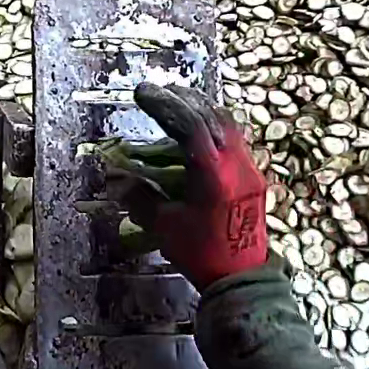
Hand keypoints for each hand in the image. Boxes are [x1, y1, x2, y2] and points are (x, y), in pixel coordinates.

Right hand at [104, 82, 270, 289]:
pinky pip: (235, 138)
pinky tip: (197, 131)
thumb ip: (141, 195)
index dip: (164, 104)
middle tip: (159, 91)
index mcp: (212, 173)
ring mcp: (249, 168)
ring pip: (228, 124)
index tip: (142, 92)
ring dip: (201, 108)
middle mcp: (236, 164)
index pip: (189, 125)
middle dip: (184, 98)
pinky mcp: (253, 176)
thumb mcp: (164, 224)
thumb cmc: (201, 251)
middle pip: (212, 116)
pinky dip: (213, 126)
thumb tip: (116, 175)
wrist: (242, 277)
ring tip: (177, 102)